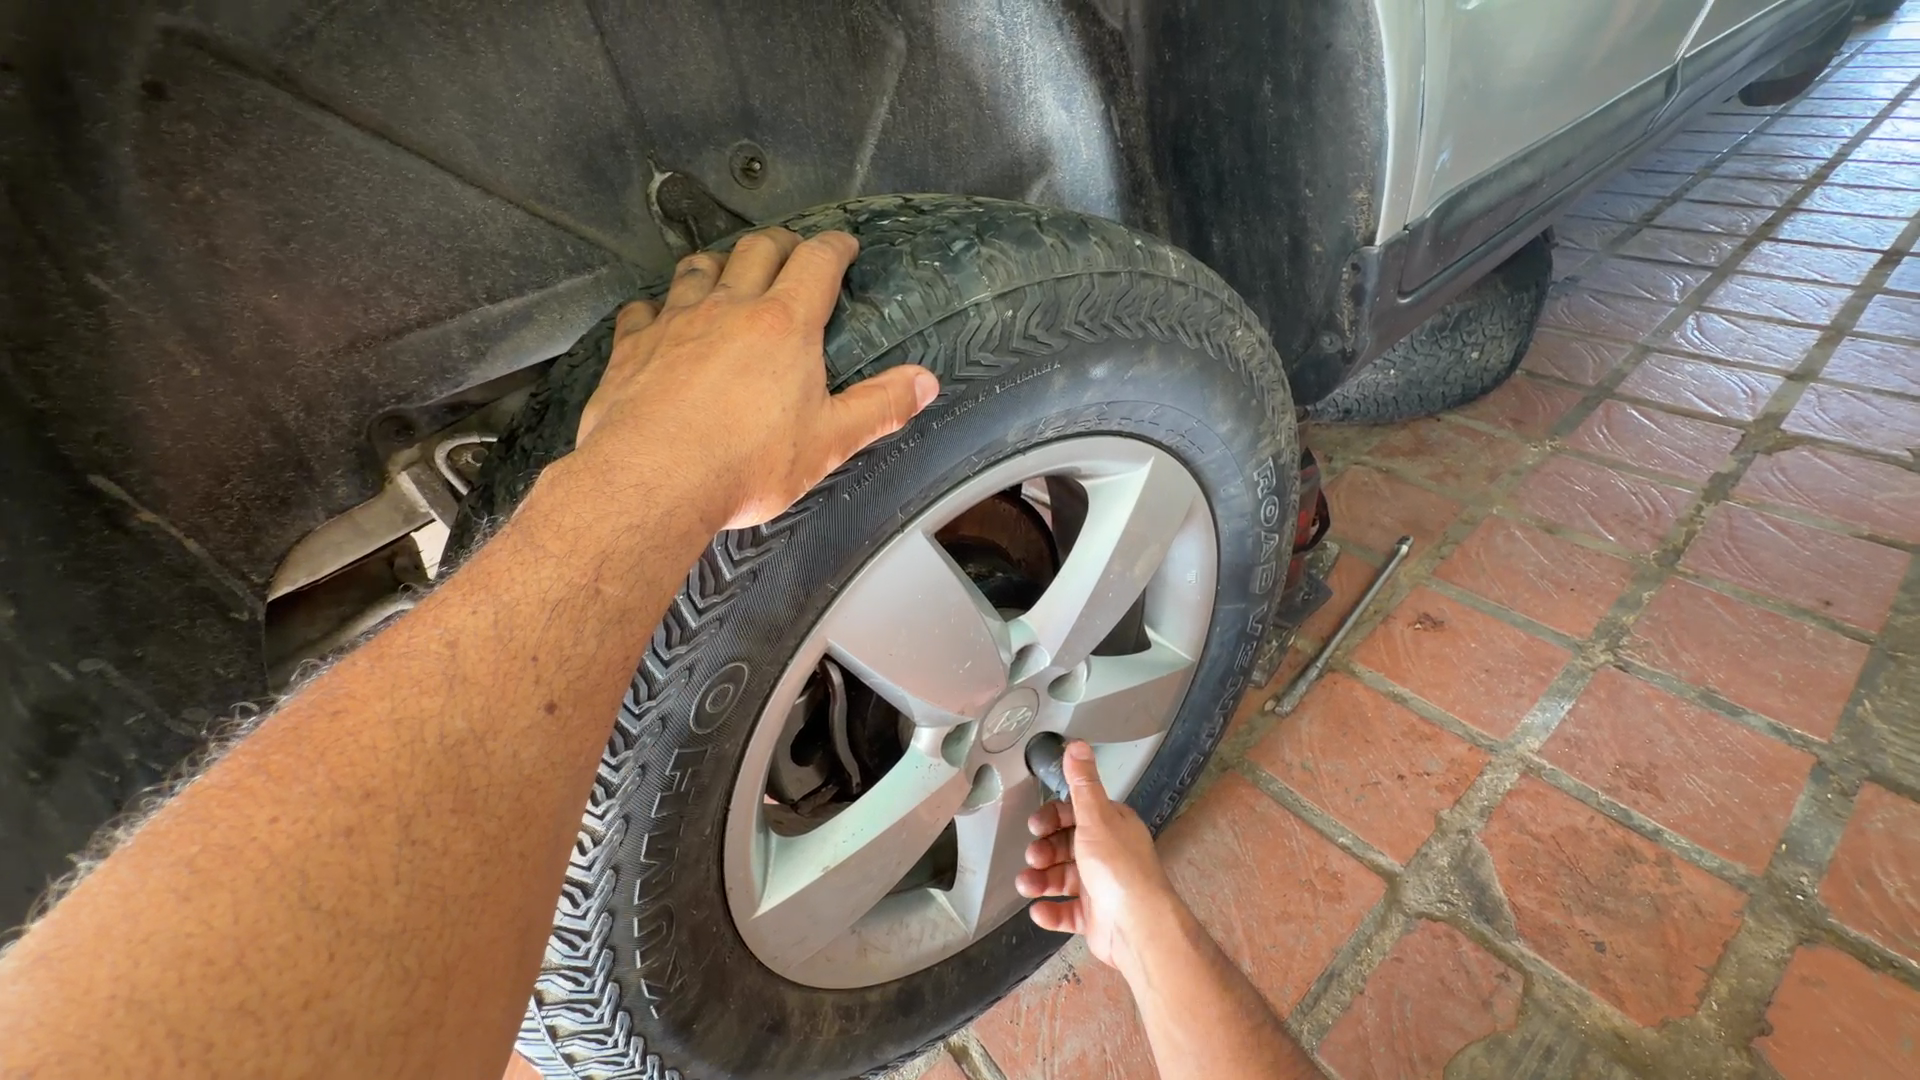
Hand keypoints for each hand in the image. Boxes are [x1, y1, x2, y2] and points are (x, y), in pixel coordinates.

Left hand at [575, 227, 938, 528]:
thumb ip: (881, 407)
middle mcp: (730, 308)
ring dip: (721, 263)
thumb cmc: (750, 463)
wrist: (654, 480)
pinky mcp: (634, 346)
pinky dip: (659, 306)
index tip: (844, 244)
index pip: (817, 263)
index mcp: (785, 325)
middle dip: (782, 244)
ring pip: (699, 268)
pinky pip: (645, 308)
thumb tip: (926, 382)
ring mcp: (676, 321)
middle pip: (758, 250)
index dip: (835, 246)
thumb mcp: (830, 442)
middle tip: (793, 253)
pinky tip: (661, 319)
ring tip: (730, 274)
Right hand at [1017, 740, 1183, 970]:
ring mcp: (1101, 886)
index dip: (1053, 818)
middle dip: (1044, 850)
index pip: (1076, 814)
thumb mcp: (1096, 816)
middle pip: (1066, 846)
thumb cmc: (1117, 866)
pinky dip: (1051, 911)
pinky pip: (1068, 911)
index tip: (1035, 826)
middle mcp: (1108, 852)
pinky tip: (1038, 911)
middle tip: (1034, 858)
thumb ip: (1082, 782)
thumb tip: (1076, 743)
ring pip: (1063, 878)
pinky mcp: (1095, 917)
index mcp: (1112, 826)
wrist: (1138, 927)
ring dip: (1040, 881)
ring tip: (1026, 886)